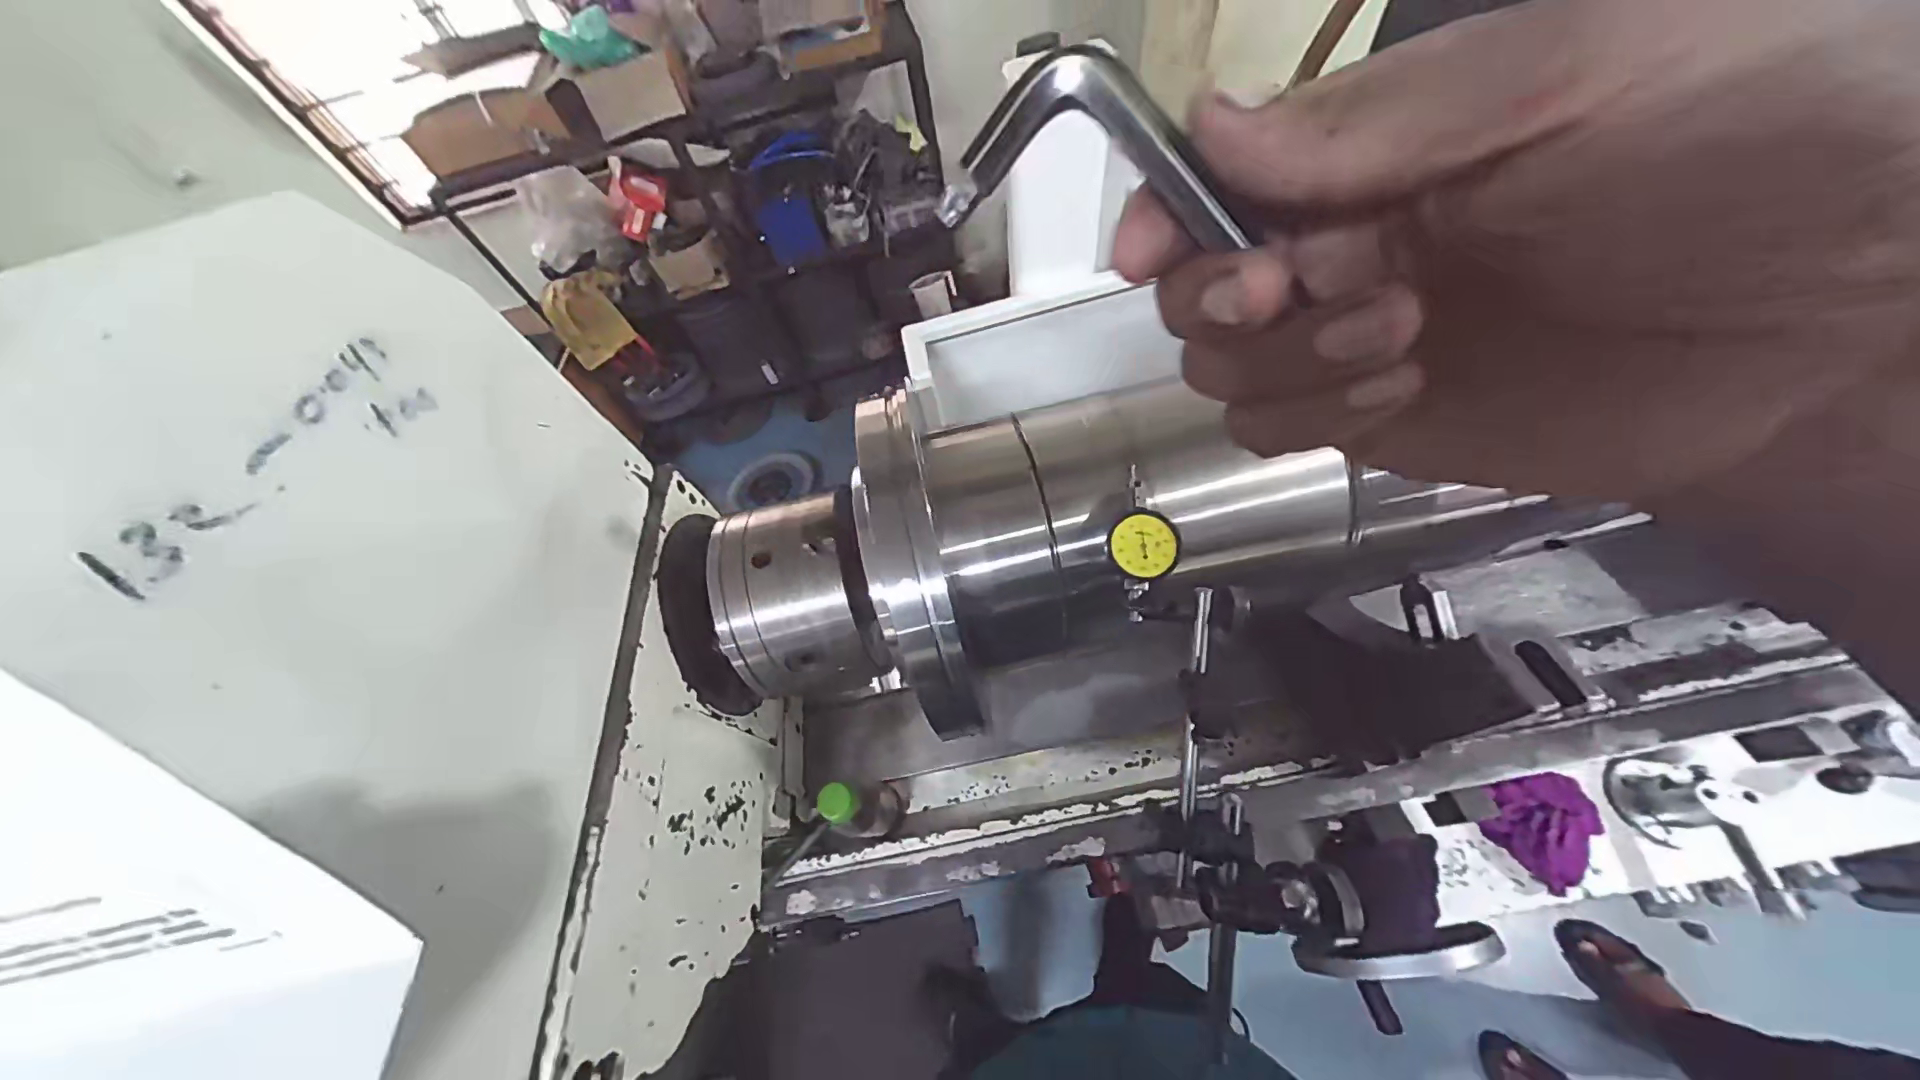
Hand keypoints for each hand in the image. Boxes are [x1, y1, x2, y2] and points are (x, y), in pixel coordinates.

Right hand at [1116, 0, 1919, 501]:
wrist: (1841, 325)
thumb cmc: (1748, 148)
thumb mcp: (1572, 83)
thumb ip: (1375, 119)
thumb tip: (1206, 126)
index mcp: (1361, 158)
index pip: (1209, 185)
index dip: (1159, 215)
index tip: (1141, 252)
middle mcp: (1331, 249)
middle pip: (1193, 292)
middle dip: (1220, 299)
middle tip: (1285, 292)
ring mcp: (1339, 341)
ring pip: (1221, 370)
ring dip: (1285, 361)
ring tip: (1400, 335)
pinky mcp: (1361, 416)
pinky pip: (1269, 428)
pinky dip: (1309, 416)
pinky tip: (1399, 388)